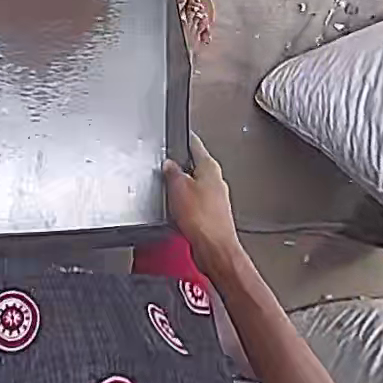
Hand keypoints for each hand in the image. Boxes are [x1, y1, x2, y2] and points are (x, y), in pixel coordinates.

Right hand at [162, 132, 244, 279]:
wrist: (214, 249)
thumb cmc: (203, 220)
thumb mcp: (178, 187)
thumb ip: (172, 171)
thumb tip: (169, 164)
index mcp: (210, 168)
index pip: (196, 145)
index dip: (186, 138)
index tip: (182, 132)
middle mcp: (216, 181)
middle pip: (194, 166)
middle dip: (180, 167)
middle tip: (166, 167)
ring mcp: (215, 198)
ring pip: (194, 185)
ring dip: (182, 188)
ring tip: (171, 194)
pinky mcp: (211, 214)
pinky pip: (194, 203)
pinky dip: (185, 204)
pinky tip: (177, 212)